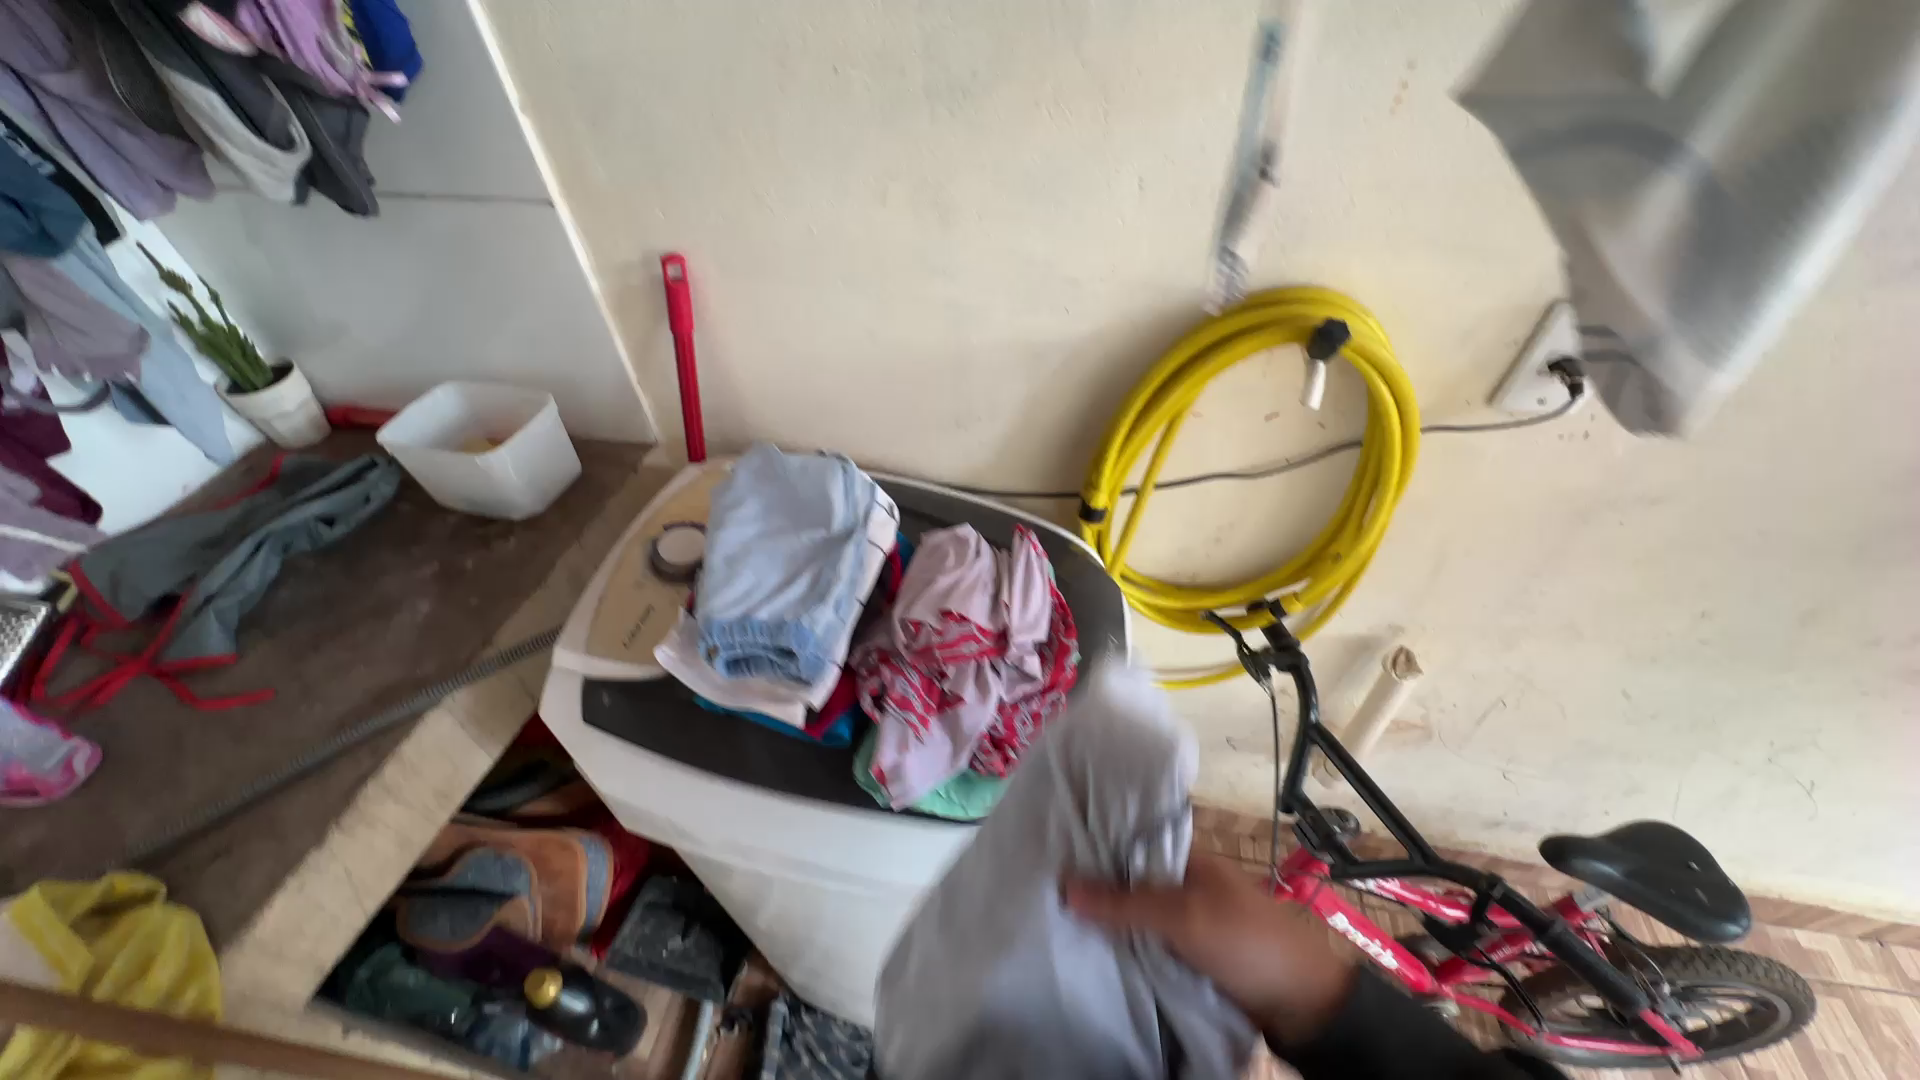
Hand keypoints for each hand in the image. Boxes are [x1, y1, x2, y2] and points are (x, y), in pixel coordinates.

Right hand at [1064, 853, 1356, 1045]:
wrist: (1302, 1004)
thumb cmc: (1245, 941)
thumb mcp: (1183, 917)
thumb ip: (1125, 902)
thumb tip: (1063, 885)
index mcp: (1188, 858)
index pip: (1132, 839)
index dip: (1096, 841)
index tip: (1053, 845)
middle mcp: (1184, 882)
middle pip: (1130, 878)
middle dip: (1096, 883)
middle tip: (1044, 883)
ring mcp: (1186, 919)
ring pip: (1136, 913)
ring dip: (1108, 917)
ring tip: (1053, 911)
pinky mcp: (1187, 952)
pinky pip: (1146, 941)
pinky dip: (1123, 943)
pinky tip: (1088, 944)